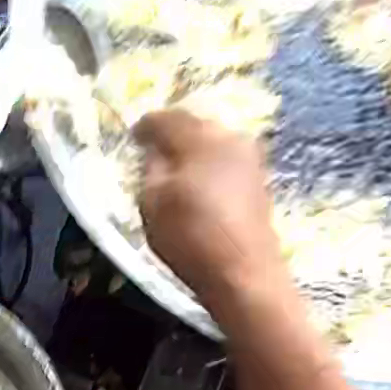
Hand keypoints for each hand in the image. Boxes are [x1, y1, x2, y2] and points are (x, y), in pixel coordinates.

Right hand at [134, 110, 291, 312]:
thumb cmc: (189, 236)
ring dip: (192, 151)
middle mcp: (230, 137)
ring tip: (173, 169)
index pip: (167, 119)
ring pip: (213, 142)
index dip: (145, 126)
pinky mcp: (258, 179)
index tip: (132, 136)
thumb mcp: (152, 203)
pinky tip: (197, 184)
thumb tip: (153, 153)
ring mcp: (250, 157)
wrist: (242, 270)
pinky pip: (225, 160)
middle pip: (195, 125)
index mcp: (199, 139)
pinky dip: (207, 166)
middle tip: (151, 150)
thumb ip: (150, 170)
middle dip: (172, 134)